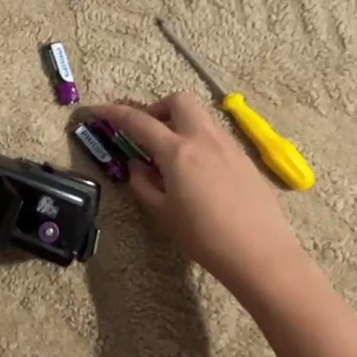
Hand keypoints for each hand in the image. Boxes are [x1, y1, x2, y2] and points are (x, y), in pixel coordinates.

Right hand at [87, 94, 303, 288]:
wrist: (261, 254)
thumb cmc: (205, 237)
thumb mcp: (162, 213)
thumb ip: (142, 183)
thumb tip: (136, 165)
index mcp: (177, 152)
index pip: (138, 121)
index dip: (112, 112)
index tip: (96, 110)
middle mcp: (203, 140)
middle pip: (178, 101)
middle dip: (157, 108)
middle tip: (146, 133)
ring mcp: (229, 146)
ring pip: (200, 116)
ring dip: (179, 123)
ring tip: (170, 153)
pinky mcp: (245, 158)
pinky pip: (215, 135)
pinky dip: (198, 139)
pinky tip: (197, 169)